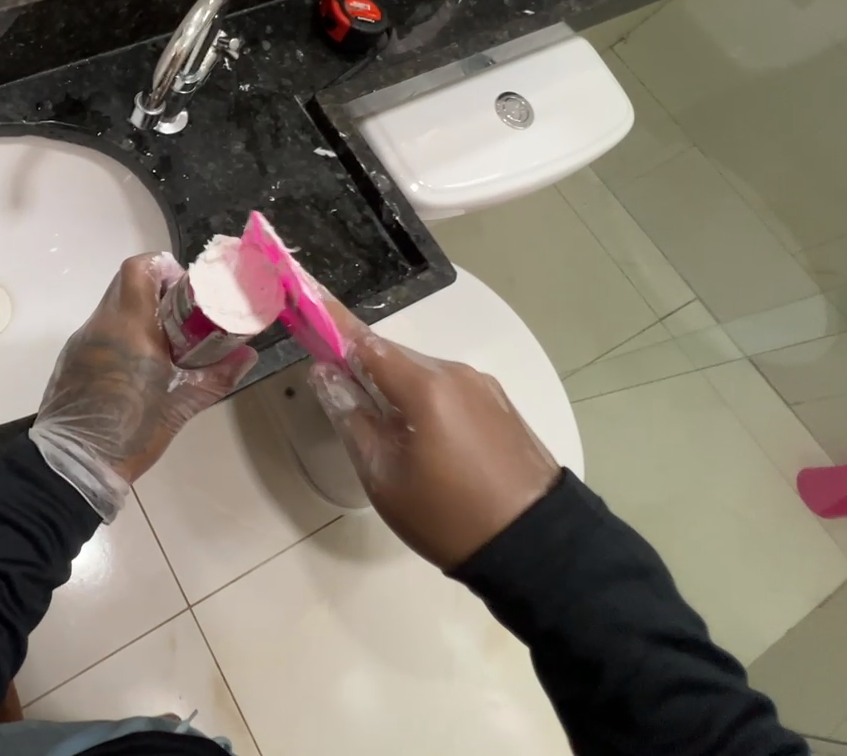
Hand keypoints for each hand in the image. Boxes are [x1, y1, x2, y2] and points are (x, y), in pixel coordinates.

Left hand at [30, 254, 258, 520]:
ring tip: (166, 340)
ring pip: (113, 306)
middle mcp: (101, 325)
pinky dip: (123, 332)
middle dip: (157, 290)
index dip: (164, 268)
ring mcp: (83, 340)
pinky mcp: (72, 357)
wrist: (72, 465)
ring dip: (140, 312)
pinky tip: (139, 362)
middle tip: (183, 315)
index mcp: (129, 329)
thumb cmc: (129, 432)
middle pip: (127, 283)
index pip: (140, 269)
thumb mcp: (179, 408)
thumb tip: (247, 355)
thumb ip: (215, 377)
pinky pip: (101, 329)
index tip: (186, 290)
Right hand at [307, 294, 559, 569]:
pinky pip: (446, 389)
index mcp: (424, 386)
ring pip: (420, 373)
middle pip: (392, 356)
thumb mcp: (381, 473)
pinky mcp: (500, 404)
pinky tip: (426, 438)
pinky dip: (424, 400)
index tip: (306, 295)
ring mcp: (482, 386)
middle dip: (363, 369)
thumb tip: (326, 373)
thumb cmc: (446, 515)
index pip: (364, 341)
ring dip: (395, 389)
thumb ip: (349, 416)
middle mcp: (454, 373)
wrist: (540, 551)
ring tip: (391, 436)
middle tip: (344, 401)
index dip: (331, 319)